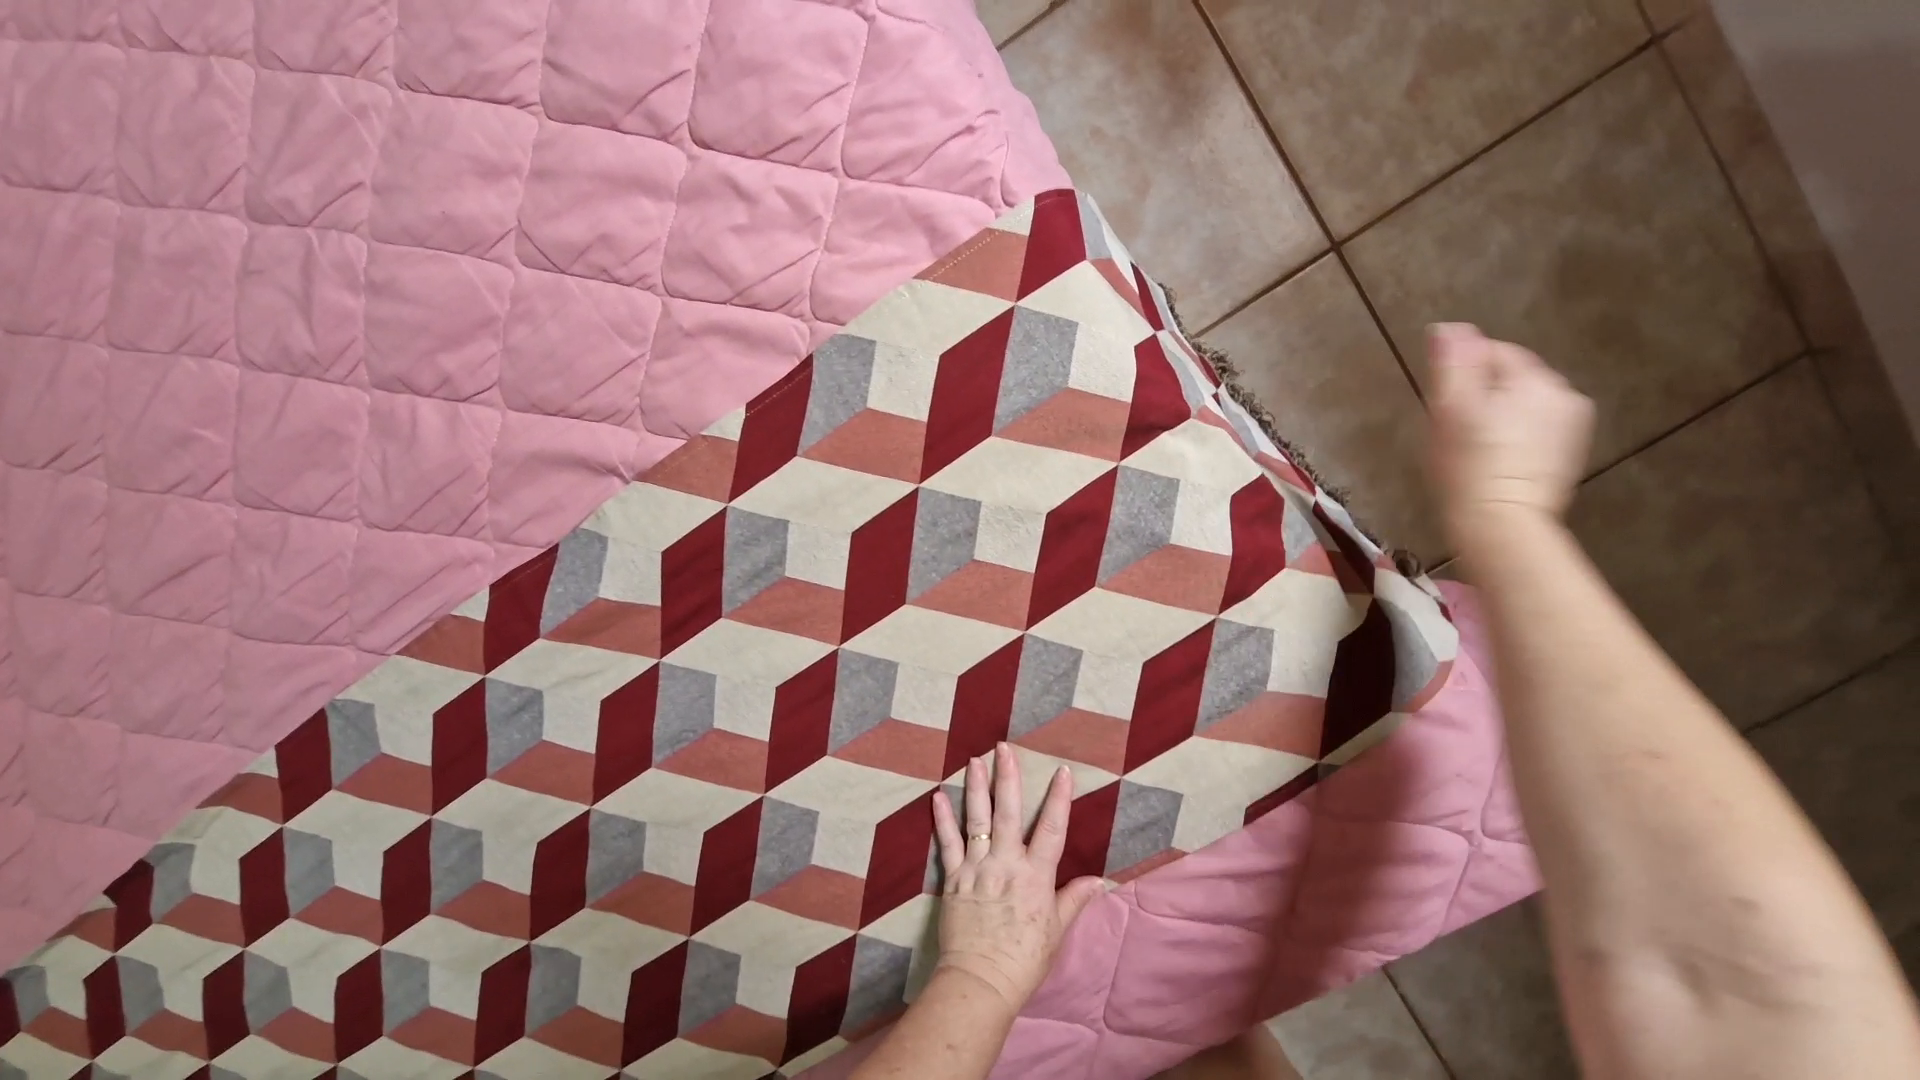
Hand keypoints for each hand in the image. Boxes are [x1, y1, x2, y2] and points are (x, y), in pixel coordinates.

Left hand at [929, 743, 1106, 1012]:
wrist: (981, 981)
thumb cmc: (1024, 960)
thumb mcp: (1056, 931)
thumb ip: (1074, 899)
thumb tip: (1100, 880)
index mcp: (1035, 877)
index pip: (1051, 829)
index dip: (1058, 799)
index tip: (1062, 771)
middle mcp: (1006, 865)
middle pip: (1007, 813)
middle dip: (1007, 777)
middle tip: (1004, 747)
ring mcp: (977, 869)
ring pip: (977, 820)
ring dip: (976, 788)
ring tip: (974, 760)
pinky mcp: (954, 879)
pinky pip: (948, 843)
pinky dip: (943, 819)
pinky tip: (939, 797)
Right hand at [1427, 323, 1594, 540]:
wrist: (1501, 525)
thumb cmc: (1468, 465)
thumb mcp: (1450, 409)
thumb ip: (1453, 363)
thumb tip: (1448, 327)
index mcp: (1536, 379)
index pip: (1493, 352)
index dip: (1460, 374)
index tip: (1441, 404)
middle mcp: (1564, 396)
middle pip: (1510, 381)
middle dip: (1481, 396)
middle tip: (1451, 428)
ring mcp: (1571, 430)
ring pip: (1521, 408)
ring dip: (1496, 418)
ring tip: (1469, 447)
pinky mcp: (1567, 458)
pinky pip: (1532, 434)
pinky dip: (1511, 441)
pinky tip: (1491, 463)